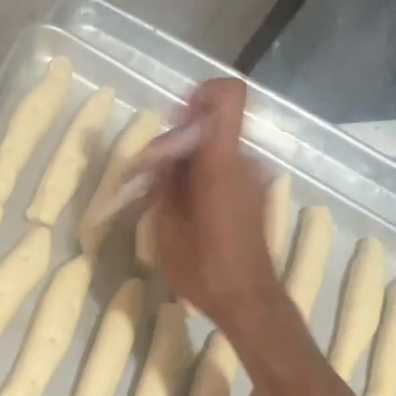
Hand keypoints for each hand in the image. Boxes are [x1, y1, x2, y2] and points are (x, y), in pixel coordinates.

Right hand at [145, 78, 284, 331]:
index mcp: (220, 163)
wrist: (247, 300)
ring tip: (158, 197)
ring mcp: (249, 178)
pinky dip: (198, 180)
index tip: (173, 122)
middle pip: (209, 127)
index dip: (200, 95)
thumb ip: (163, 186)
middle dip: (175, 144)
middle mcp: (241, 162)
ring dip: (184, 165)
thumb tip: (161, 161)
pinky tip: (179, 210)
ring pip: (213, 150)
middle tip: (145, 177)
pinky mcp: (250, 195)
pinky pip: (221, 171)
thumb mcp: (167, 231)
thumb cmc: (204, 270)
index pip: (227, 96)